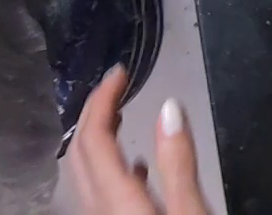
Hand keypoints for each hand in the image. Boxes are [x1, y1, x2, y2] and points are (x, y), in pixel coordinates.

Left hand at [71, 65, 208, 214]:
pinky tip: (136, 165)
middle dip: (93, 111)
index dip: (102, 98)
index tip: (120, 71)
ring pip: (85, 171)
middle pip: (80, 152)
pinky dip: (110, 165)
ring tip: (118, 112)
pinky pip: (99, 190)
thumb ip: (179, 163)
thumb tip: (170, 107)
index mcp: (117, 200)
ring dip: (97, 135)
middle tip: (115, 84)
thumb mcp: (190, 211)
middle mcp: (99, 210)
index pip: (94, 138)